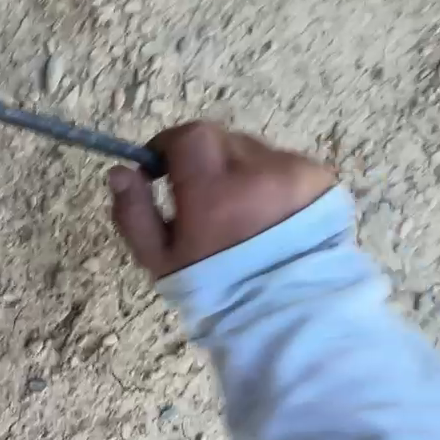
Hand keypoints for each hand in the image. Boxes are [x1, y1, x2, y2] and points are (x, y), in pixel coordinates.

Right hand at [109, 121, 336, 277]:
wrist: (281, 302)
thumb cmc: (208, 282)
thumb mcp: (155, 256)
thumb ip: (132, 211)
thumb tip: (119, 171)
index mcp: (213, 193)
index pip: (190, 137)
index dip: (167, 143)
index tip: (157, 165)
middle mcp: (259, 171)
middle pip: (219, 138)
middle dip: (198, 158)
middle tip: (188, 192)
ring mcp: (296, 171)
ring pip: (249, 149)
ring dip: (230, 169)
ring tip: (227, 208)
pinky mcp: (320, 175)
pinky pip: (279, 162)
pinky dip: (261, 178)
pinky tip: (257, 212)